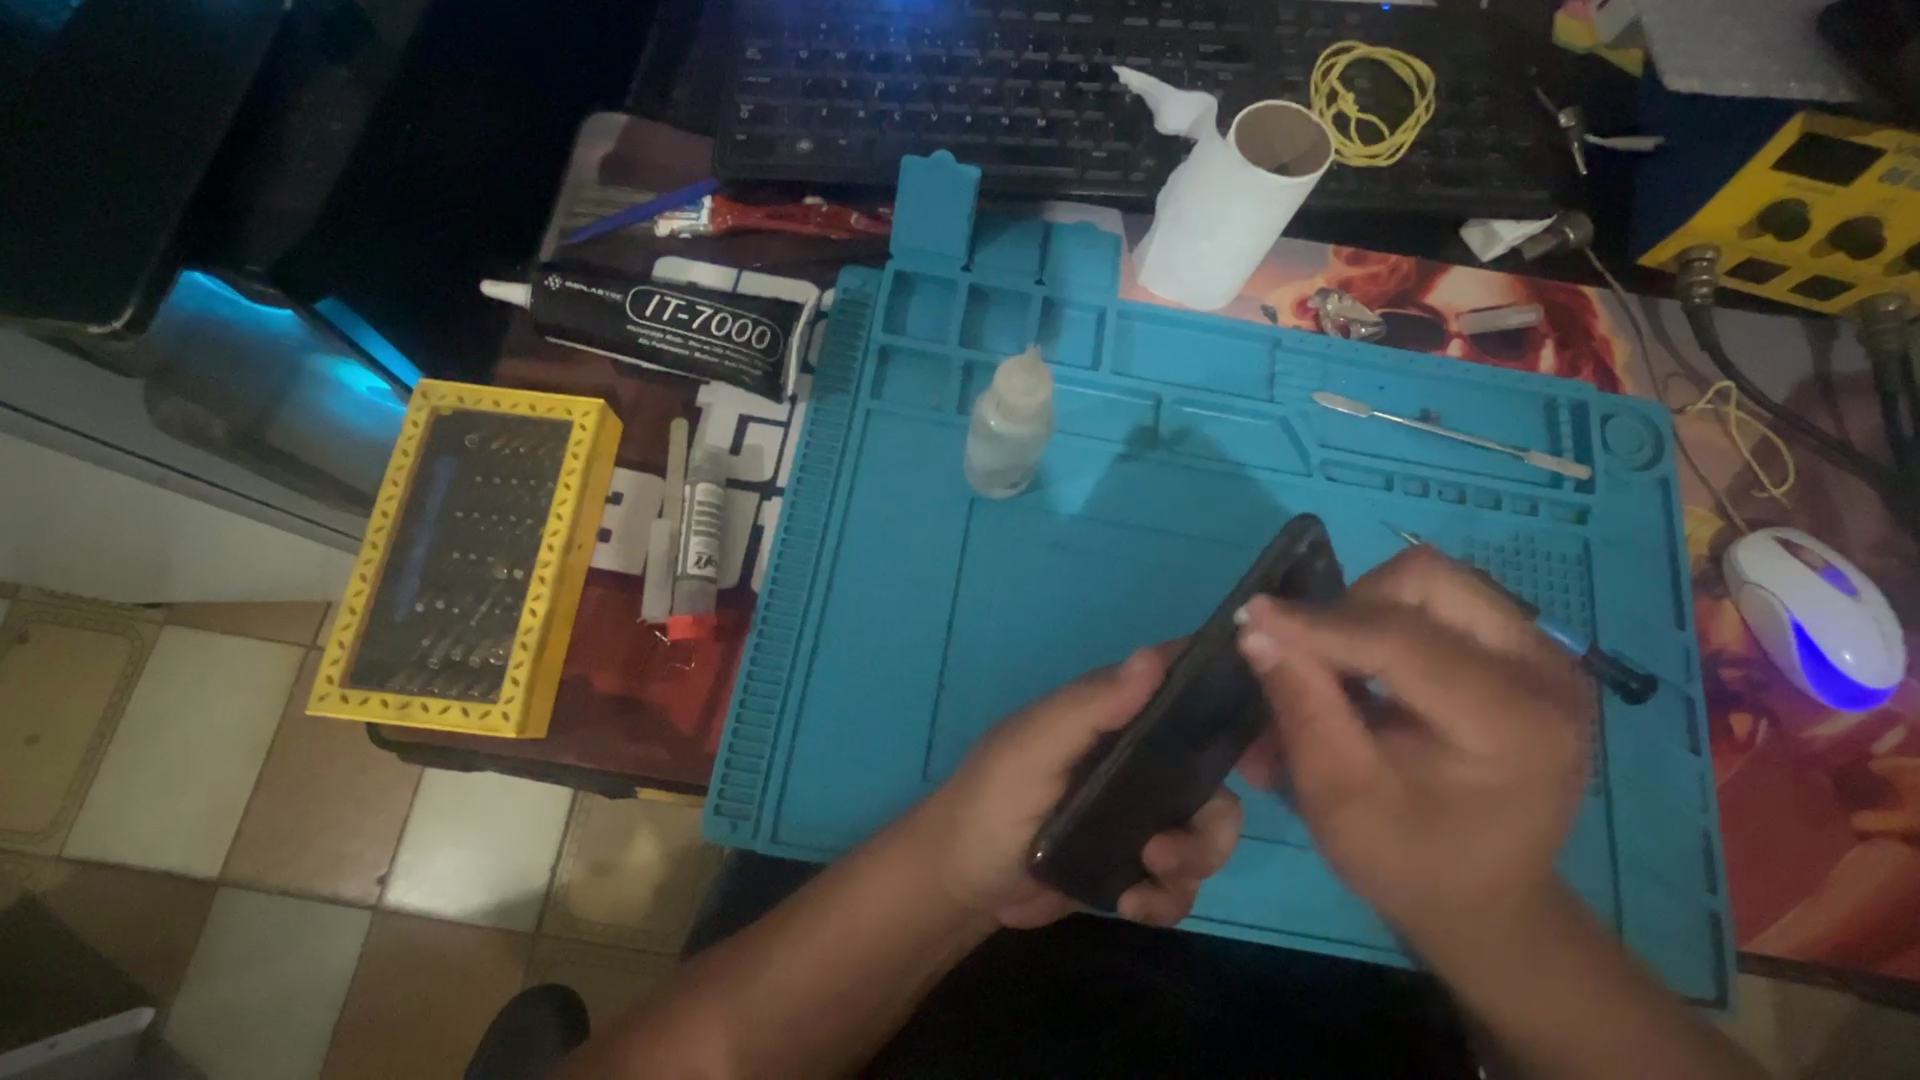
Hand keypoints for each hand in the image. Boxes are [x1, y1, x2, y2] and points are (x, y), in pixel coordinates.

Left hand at [909, 646, 1243, 929]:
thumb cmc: (990, 799)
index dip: (1226, 699)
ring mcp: (1140, 816)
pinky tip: (1132, 905)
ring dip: (1193, 862)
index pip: (1181, 689)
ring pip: (1207, 833)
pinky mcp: (1135, 866)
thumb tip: (1154, 658)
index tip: (1260, 737)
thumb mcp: (1033, 747)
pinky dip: (1169, 899)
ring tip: (1147, 878)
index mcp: (1113, 718)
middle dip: (1210, 823)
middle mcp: (1137, 761)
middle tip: (1167, 850)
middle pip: (1213, 778)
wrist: (962, 883)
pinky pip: (1183, 882)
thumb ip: (1090, 707)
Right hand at [1233, 546, 1592, 944]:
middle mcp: (1546, 672)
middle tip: (1308, 656)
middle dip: (1350, 608)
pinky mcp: (1527, 653)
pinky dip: (1389, 621)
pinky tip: (1367, 670)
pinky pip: (1443, 601)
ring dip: (1368, 611)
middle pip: (1428, 581)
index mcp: (1514, 723)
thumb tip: (1258, 631)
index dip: (1316, 624)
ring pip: (1434, 581)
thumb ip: (1302, 708)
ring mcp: (1544, 656)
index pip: (1401, 640)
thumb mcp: (1339, 797)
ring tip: (1336, 665)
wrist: (1489, 901)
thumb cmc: (1411, 862)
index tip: (1249, 618)